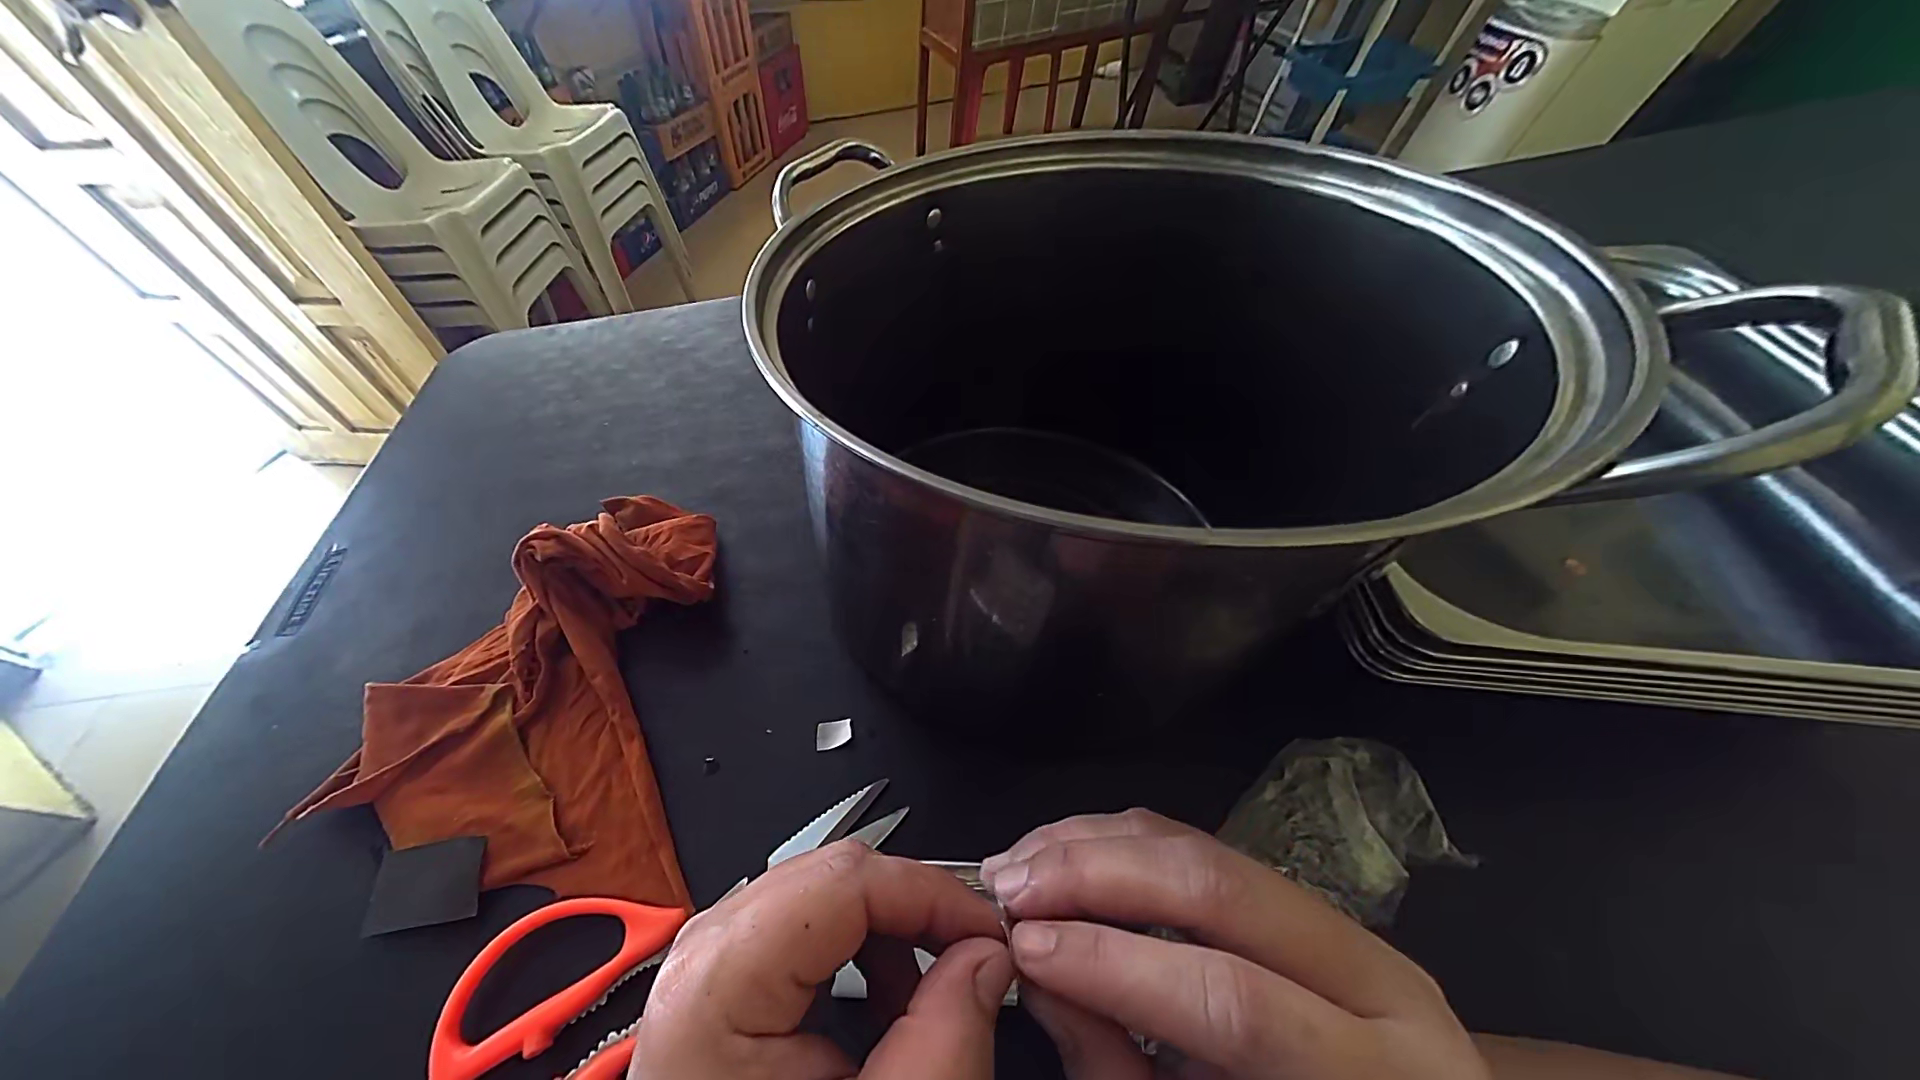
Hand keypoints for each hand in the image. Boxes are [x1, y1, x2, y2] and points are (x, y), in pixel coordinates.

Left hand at [630, 839, 1013, 1078]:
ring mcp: (711, 958)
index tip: (984, 931)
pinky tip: (878, 1011)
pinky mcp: (724, 974)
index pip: (848, 879)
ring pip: (829, 896)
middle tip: (968, 958)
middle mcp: (705, 952)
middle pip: (839, 877)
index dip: (932, 895)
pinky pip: (809, 927)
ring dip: (892, 936)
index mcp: (720, 981)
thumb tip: (985, 958)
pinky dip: (861, 955)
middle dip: (916, 914)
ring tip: (921, 1001)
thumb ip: (940, 1044)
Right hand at [982, 809, 1489, 1079]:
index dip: (1116, 963)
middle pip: (1216, 884)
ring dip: (1094, 842)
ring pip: (1198, 842)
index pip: (1232, 996)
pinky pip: (1193, 839)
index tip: (1025, 944)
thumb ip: (1117, 1065)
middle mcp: (1370, 972)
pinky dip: (1115, 837)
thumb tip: (1038, 971)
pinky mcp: (1290, 892)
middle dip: (1097, 874)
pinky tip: (1061, 848)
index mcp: (1371, 1070)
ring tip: (1018, 861)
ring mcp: (1334, 918)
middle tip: (1012, 884)